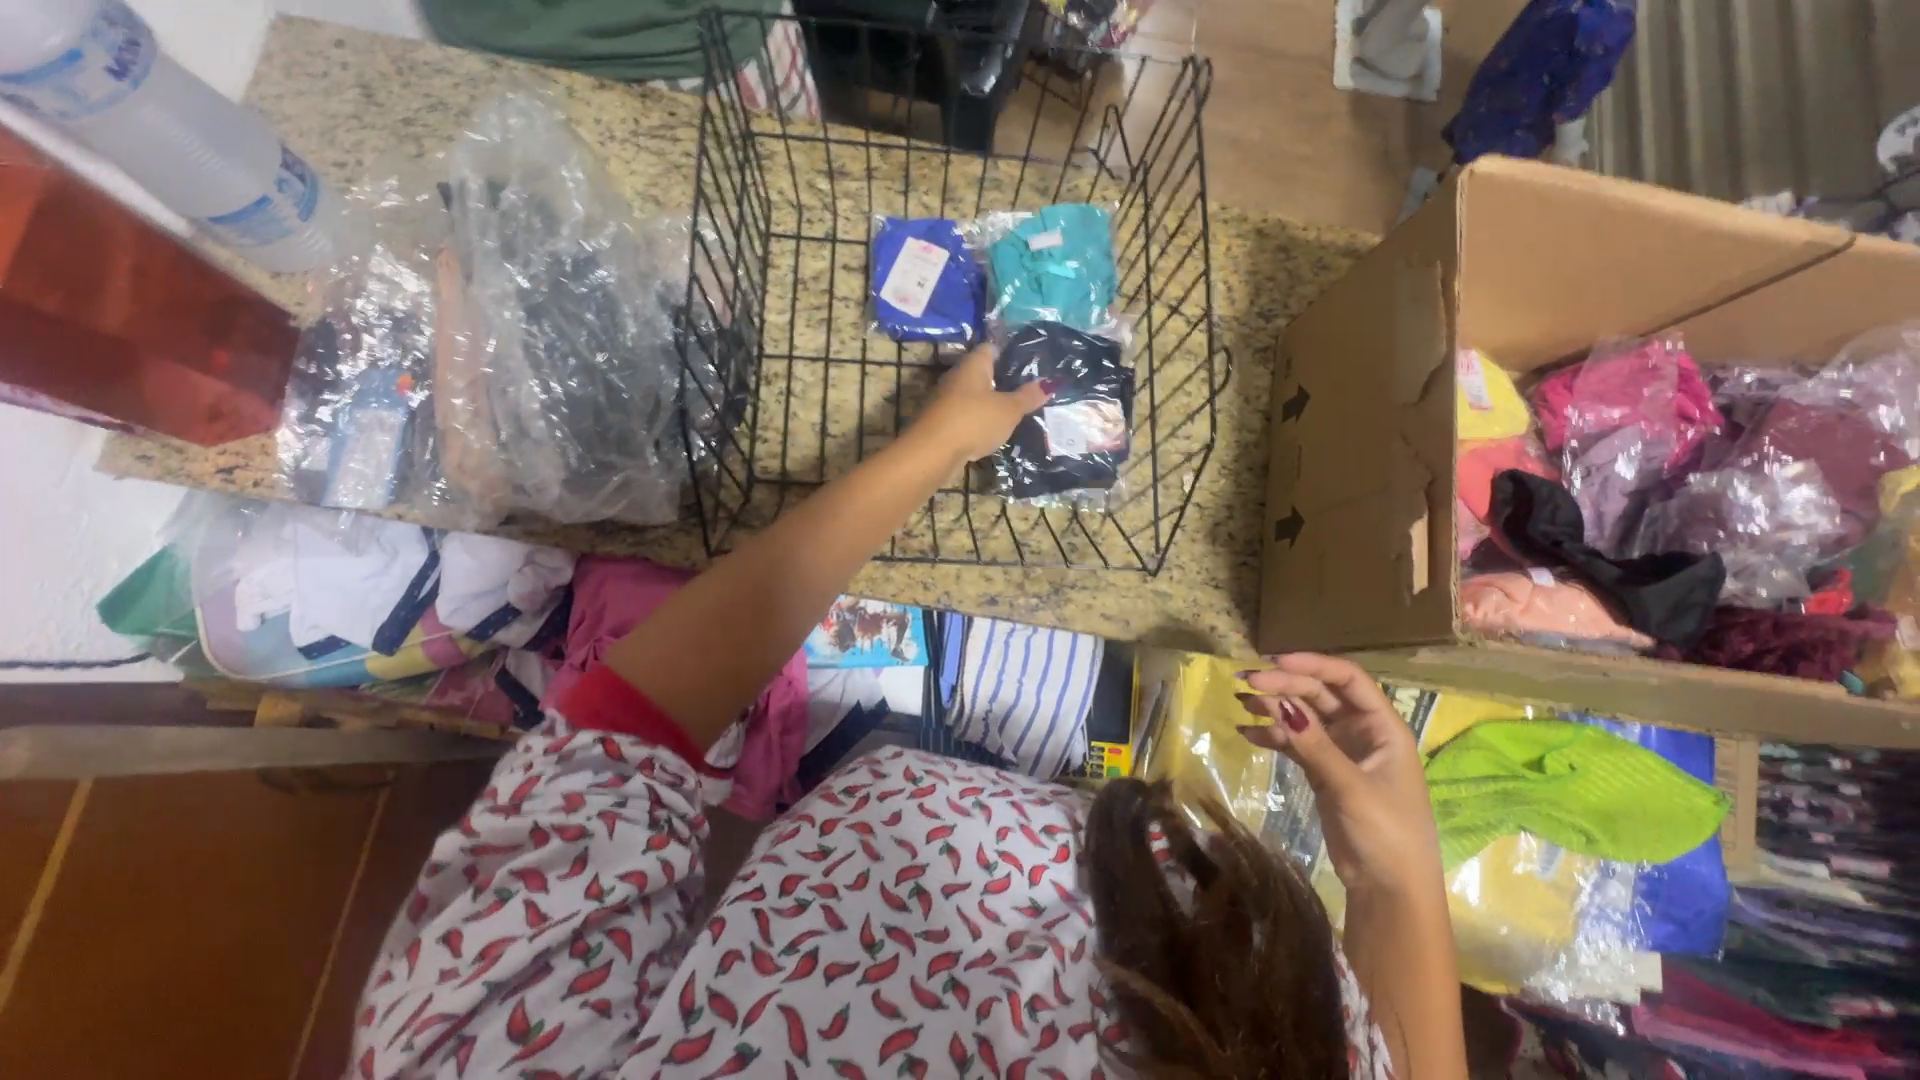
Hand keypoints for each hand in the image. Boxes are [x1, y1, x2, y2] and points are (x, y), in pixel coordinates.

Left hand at [909, 345, 1049, 463]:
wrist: (932, 452)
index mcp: (974, 364)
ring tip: (1015, 411)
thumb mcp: (1009, 410)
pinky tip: (993, 430)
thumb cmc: (974, 421)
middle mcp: (957, 375)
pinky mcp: (941, 420)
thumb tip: (1050, 383)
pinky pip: (966, 414)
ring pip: (974, 395)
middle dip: (1002, 380)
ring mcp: (946, 398)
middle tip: (1027, 390)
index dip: (1010, 352)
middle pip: (982, 371)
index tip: (1029, 363)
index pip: (992, 347)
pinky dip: (979, 419)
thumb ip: (1028, 396)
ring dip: (990, 402)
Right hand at [1236, 653, 1443, 898]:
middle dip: (1284, 685)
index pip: (1347, 680)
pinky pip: (1295, 743)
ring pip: (1304, 716)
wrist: (1390, 888)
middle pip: (1320, 694)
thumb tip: (1279, 704)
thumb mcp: (1351, 786)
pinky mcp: (1323, 772)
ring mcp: (1341, 751)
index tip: (1274, 662)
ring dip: (1274, 708)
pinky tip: (1247, 733)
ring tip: (1240, 702)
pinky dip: (1272, 736)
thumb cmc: (1387, 833)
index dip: (1312, 665)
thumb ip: (1315, 745)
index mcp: (1383, 727)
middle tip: (1246, 683)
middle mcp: (1362, 732)